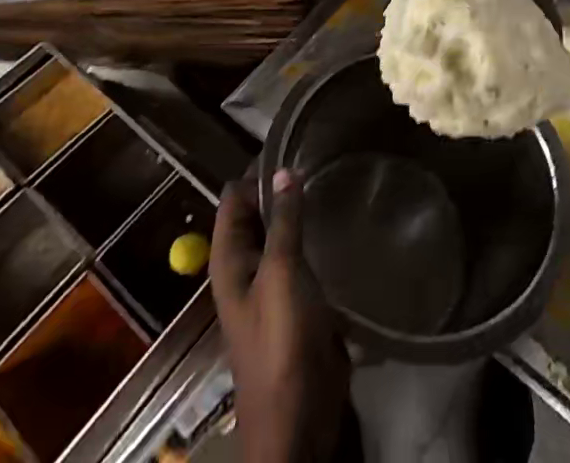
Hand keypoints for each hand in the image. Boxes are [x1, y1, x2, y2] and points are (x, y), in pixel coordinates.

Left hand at [210, 169, 349, 462]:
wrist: (297, 418)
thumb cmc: (282, 340)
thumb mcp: (282, 273)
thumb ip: (284, 222)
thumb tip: (283, 171)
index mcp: (228, 256)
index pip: (235, 198)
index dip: (258, 174)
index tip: (294, 151)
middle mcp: (244, 265)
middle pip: (258, 215)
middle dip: (282, 193)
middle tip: (321, 165)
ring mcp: (270, 286)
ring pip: (281, 238)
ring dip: (300, 218)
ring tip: (335, 189)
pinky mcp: (295, 304)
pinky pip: (301, 263)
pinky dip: (314, 245)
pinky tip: (341, 231)